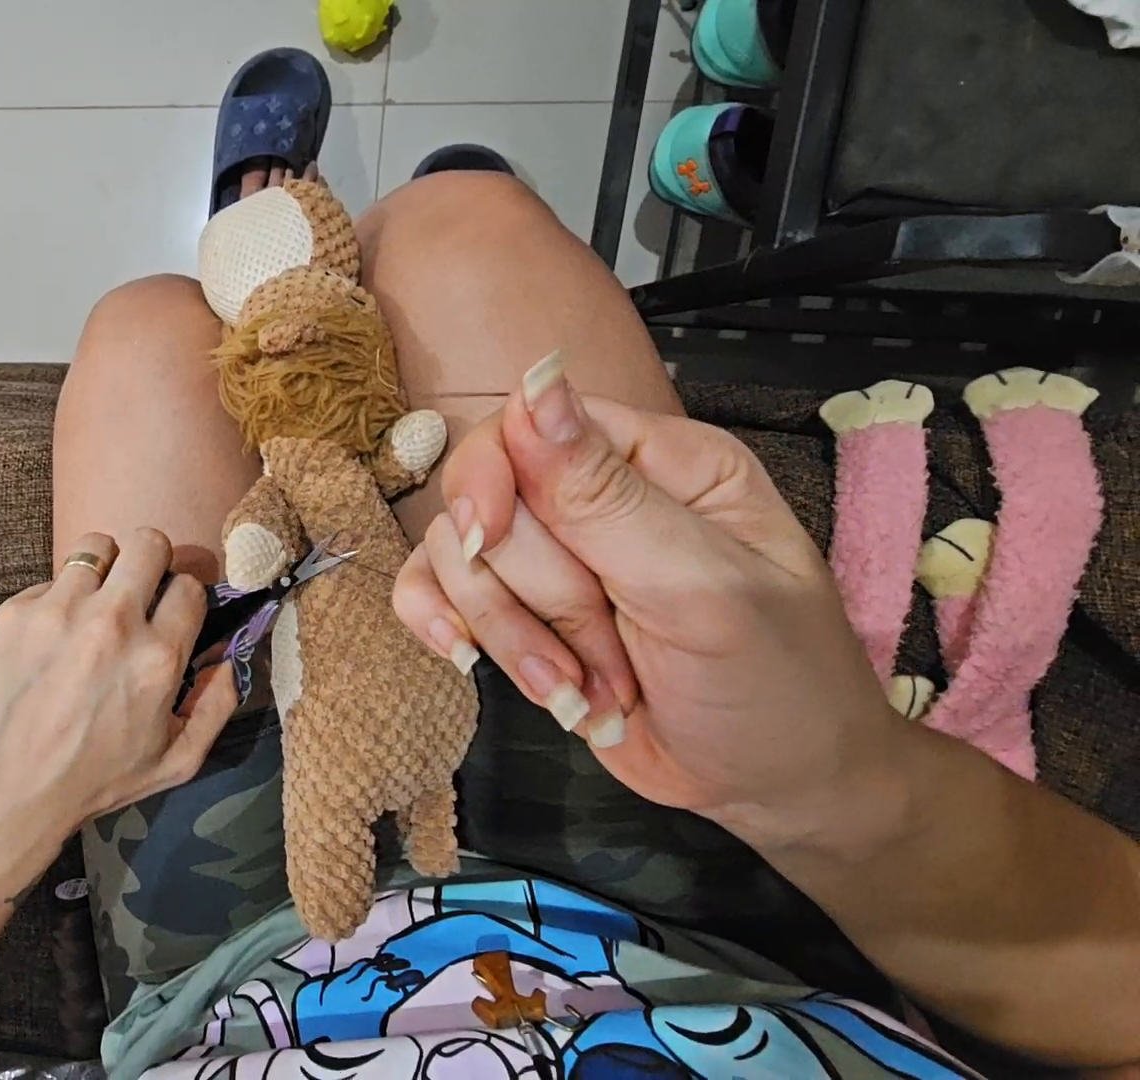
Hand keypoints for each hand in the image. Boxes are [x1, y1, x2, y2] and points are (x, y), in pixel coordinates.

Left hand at [0, 528, 239, 877]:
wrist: (6, 794)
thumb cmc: (97, 780)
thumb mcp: (178, 762)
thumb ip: (218, 705)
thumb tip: (230, 656)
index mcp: (158, 658)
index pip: (189, 585)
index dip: (184, 599)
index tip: (171, 615)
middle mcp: (112, 623)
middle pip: (149, 541)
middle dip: (153, 561)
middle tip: (140, 589)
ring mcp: (58, 612)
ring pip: (97, 546)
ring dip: (104, 570)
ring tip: (94, 603)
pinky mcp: (15, 612)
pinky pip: (50, 579)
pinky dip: (58, 598)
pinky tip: (52, 635)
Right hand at [393, 353, 901, 844]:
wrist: (764, 786)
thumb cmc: (770, 684)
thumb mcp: (701, 588)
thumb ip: (605, 495)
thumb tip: (535, 381)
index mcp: (652, 462)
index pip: (525, 427)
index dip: (492, 478)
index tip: (489, 536)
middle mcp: (585, 497)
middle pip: (482, 504)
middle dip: (536, 593)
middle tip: (611, 644)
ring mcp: (538, 557)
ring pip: (450, 556)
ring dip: (508, 633)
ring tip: (580, 683)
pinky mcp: (505, 609)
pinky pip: (426, 592)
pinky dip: (444, 629)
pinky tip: (472, 663)